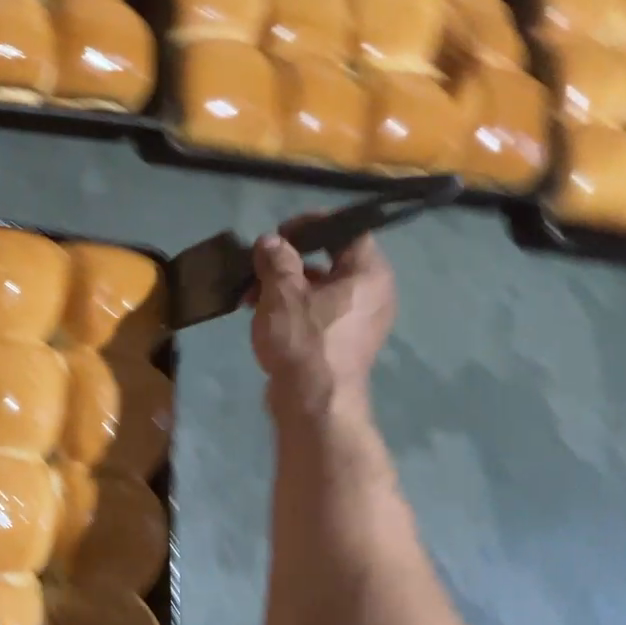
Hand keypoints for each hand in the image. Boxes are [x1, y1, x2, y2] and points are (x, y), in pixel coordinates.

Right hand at [249, 220, 395, 419]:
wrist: (314, 399)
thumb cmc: (303, 340)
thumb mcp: (282, 294)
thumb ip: (277, 261)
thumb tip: (271, 241)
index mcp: (369, 273)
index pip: (349, 231)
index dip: (314, 225)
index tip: (280, 232)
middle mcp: (374, 293)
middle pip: (333, 261)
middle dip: (290, 261)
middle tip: (259, 266)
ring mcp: (361, 320)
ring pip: (322, 289)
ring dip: (286, 286)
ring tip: (251, 296)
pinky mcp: (344, 342)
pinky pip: (320, 312)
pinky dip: (293, 308)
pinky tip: (265, 317)